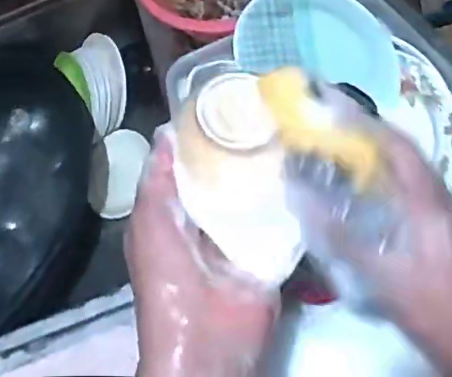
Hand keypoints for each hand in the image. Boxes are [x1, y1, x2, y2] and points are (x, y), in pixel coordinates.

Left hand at [127, 130, 278, 376]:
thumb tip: (165, 132)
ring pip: (250, 195)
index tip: (220, 104)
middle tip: (259, 114)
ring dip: (262, 173)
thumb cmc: (166, 277)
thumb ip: (157, 179)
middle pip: (220, 176)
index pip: (186, 163)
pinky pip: (278, 223)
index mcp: (173, 208)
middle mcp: (205, 218)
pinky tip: (300, 173)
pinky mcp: (269, 257)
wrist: (204, 347)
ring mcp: (239, 237)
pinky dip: (286, 203)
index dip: (199, 137)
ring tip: (283, 133)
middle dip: (235, 151)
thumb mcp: (151, 220)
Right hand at [289, 125, 451, 375]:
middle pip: (400, 154)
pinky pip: (410, 194)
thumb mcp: (385, 278)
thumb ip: (339, 237)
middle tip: (323, 126)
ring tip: (335, 155)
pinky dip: (383, 184)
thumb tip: (297, 195)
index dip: (361, 118)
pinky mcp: (451, 239)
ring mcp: (451, 221)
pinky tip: (363, 200)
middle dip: (361, 134)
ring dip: (373, 159)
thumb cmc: (445, 312)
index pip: (395, 143)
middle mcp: (443, 202)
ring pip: (406, 174)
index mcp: (429, 202)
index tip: (327, 100)